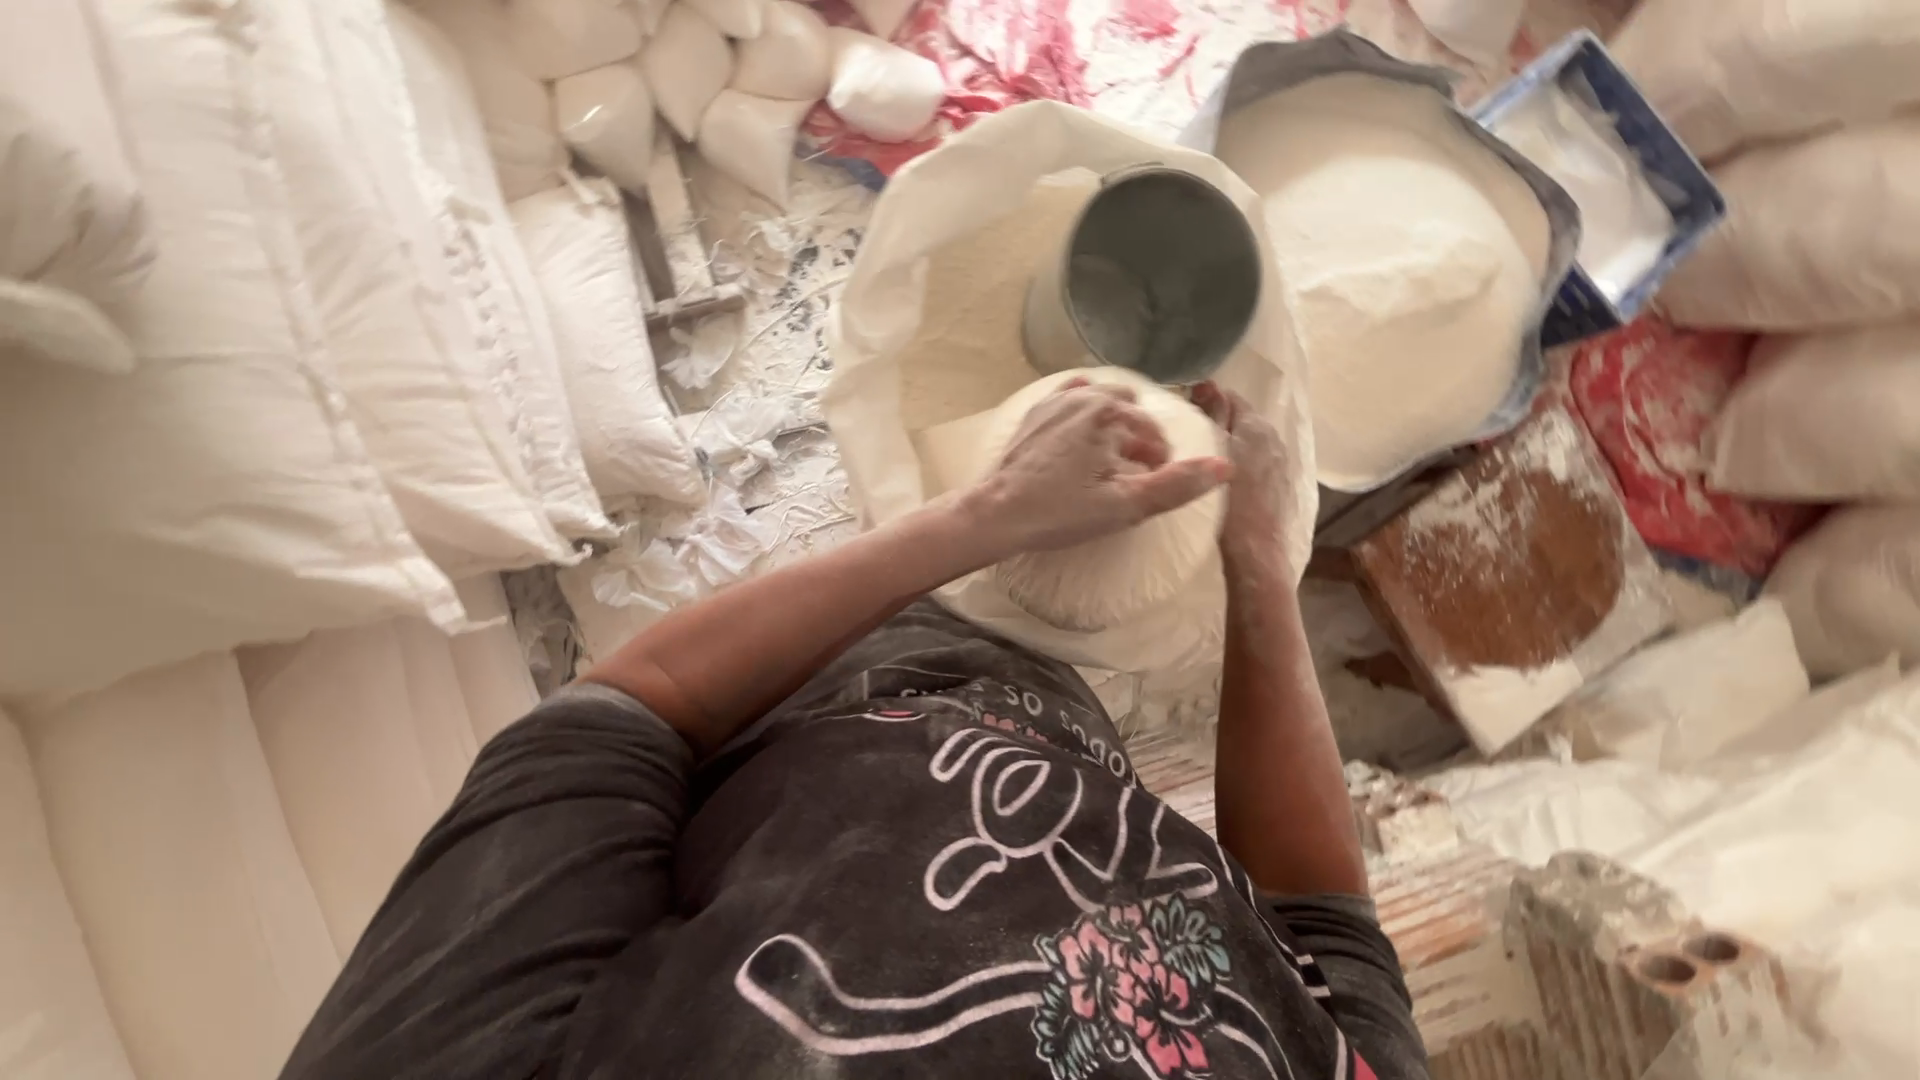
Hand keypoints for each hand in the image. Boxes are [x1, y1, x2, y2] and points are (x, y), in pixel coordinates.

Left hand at [960, 378, 1230, 560]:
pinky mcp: (1037, 412)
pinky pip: (1073, 400)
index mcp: (1112, 413)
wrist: (998, 513)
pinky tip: (1083, 439)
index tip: (1144, 494)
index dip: (1158, 469)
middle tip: (1127, 481)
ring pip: (1104, 404)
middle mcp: (1086, 396)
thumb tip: (1224, 467)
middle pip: (1133, 416)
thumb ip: (1176, 485)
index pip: (1156, 438)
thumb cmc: (1060, 512)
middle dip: (1138, 444)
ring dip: (1115, 427)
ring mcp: (1057, 400)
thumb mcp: (1125, 506)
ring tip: (1107, 465)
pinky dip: (1087, 414)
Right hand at [1191, 381, 1297, 574]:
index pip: (1230, 398)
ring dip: (1227, 442)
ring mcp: (1279, 463)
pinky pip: (1254, 461)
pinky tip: (1220, 477)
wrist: (1255, 550)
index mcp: (1257, 427)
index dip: (1206, 399)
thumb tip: (1208, 384)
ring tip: (1199, 456)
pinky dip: (1237, 461)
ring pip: (1247, 441)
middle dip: (1217, 421)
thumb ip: (1214, 416)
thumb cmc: (1228, 500)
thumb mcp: (1213, 452)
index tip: (1182, 411)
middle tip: (1186, 435)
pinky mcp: (1278, 485)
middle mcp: (1273, 439)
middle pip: (1241, 419)